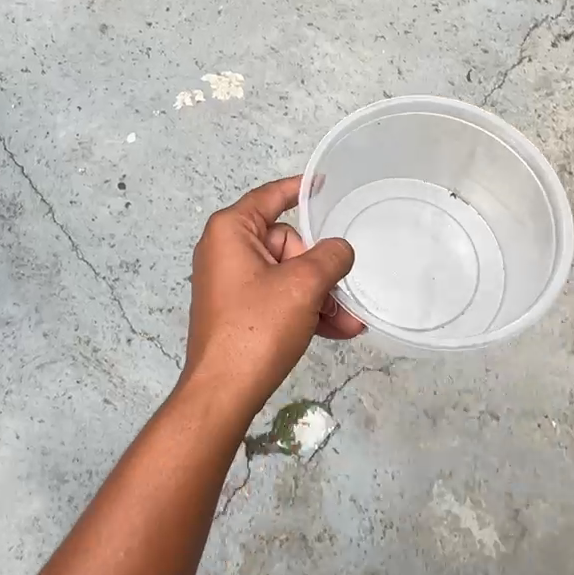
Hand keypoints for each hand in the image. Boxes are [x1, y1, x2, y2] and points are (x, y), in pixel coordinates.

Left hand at [183, 176, 363, 415]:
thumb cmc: (257, 328)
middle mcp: (225, 250)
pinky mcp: (237, 311)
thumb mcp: (302, 285)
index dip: (299, 189)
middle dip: (319, 269)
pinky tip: (337, 331)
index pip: (271, 197)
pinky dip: (304, 311)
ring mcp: (230, 282)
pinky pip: (278, 298)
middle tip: (340, 295)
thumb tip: (339, 250)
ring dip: (319, 297)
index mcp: (231, 230)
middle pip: (286, 242)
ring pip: (287, 275)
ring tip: (349, 323)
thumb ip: (330, 257)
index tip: (323, 183)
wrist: (224, 391)